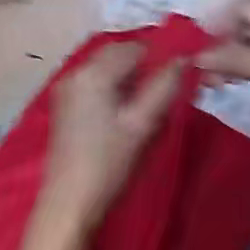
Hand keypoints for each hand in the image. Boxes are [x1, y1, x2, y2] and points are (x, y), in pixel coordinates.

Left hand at [37, 43, 184, 234]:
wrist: (70, 203)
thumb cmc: (109, 163)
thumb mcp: (142, 124)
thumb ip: (165, 87)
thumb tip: (184, 59)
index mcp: (93, 72)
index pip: (135, 47)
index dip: (161, 56)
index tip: (180, 75)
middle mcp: (75, 72)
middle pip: (117, 55)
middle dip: (144, 66)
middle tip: (168, 89)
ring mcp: (66, 90)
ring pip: (106, 69)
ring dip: (130, 78)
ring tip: (150, 103)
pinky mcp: (65, 107)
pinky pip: (95, 84)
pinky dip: (115, 89)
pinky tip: (127, 112)